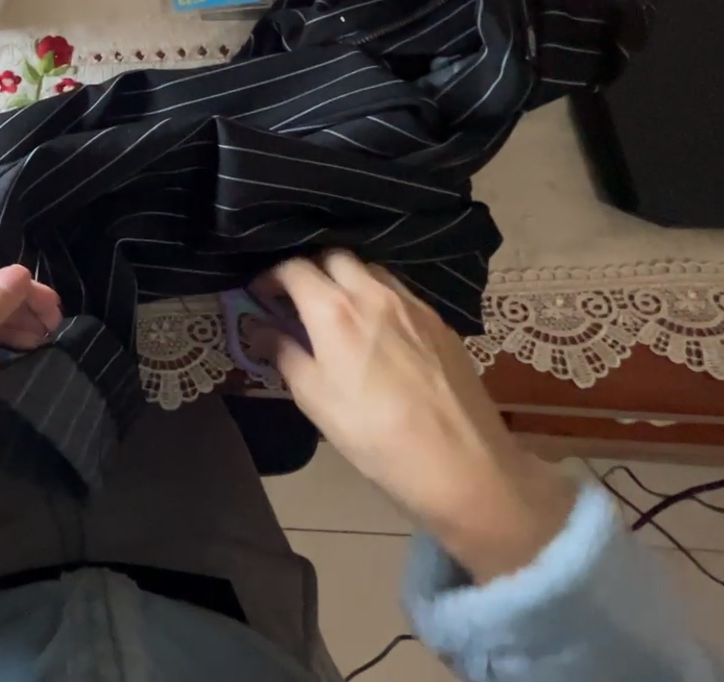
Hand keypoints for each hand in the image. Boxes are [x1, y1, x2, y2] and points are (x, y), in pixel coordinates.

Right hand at [261, 251, 574, 581]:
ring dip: (346, 279)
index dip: (270, 277)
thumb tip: (260, 330)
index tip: (261, 294)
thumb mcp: (313, 398)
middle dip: (310, 269)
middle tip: (298, 297)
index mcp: (333, 310)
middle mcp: (372, 294)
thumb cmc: (374, 434)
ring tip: (337, 309)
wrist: (464, 466)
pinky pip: (400, 292)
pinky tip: (376, 329)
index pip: (293, 268)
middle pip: (333, 257)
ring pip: (370, 270)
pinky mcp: (441, 323)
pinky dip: (377, 297)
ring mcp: (412, 306)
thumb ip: (283, 353)